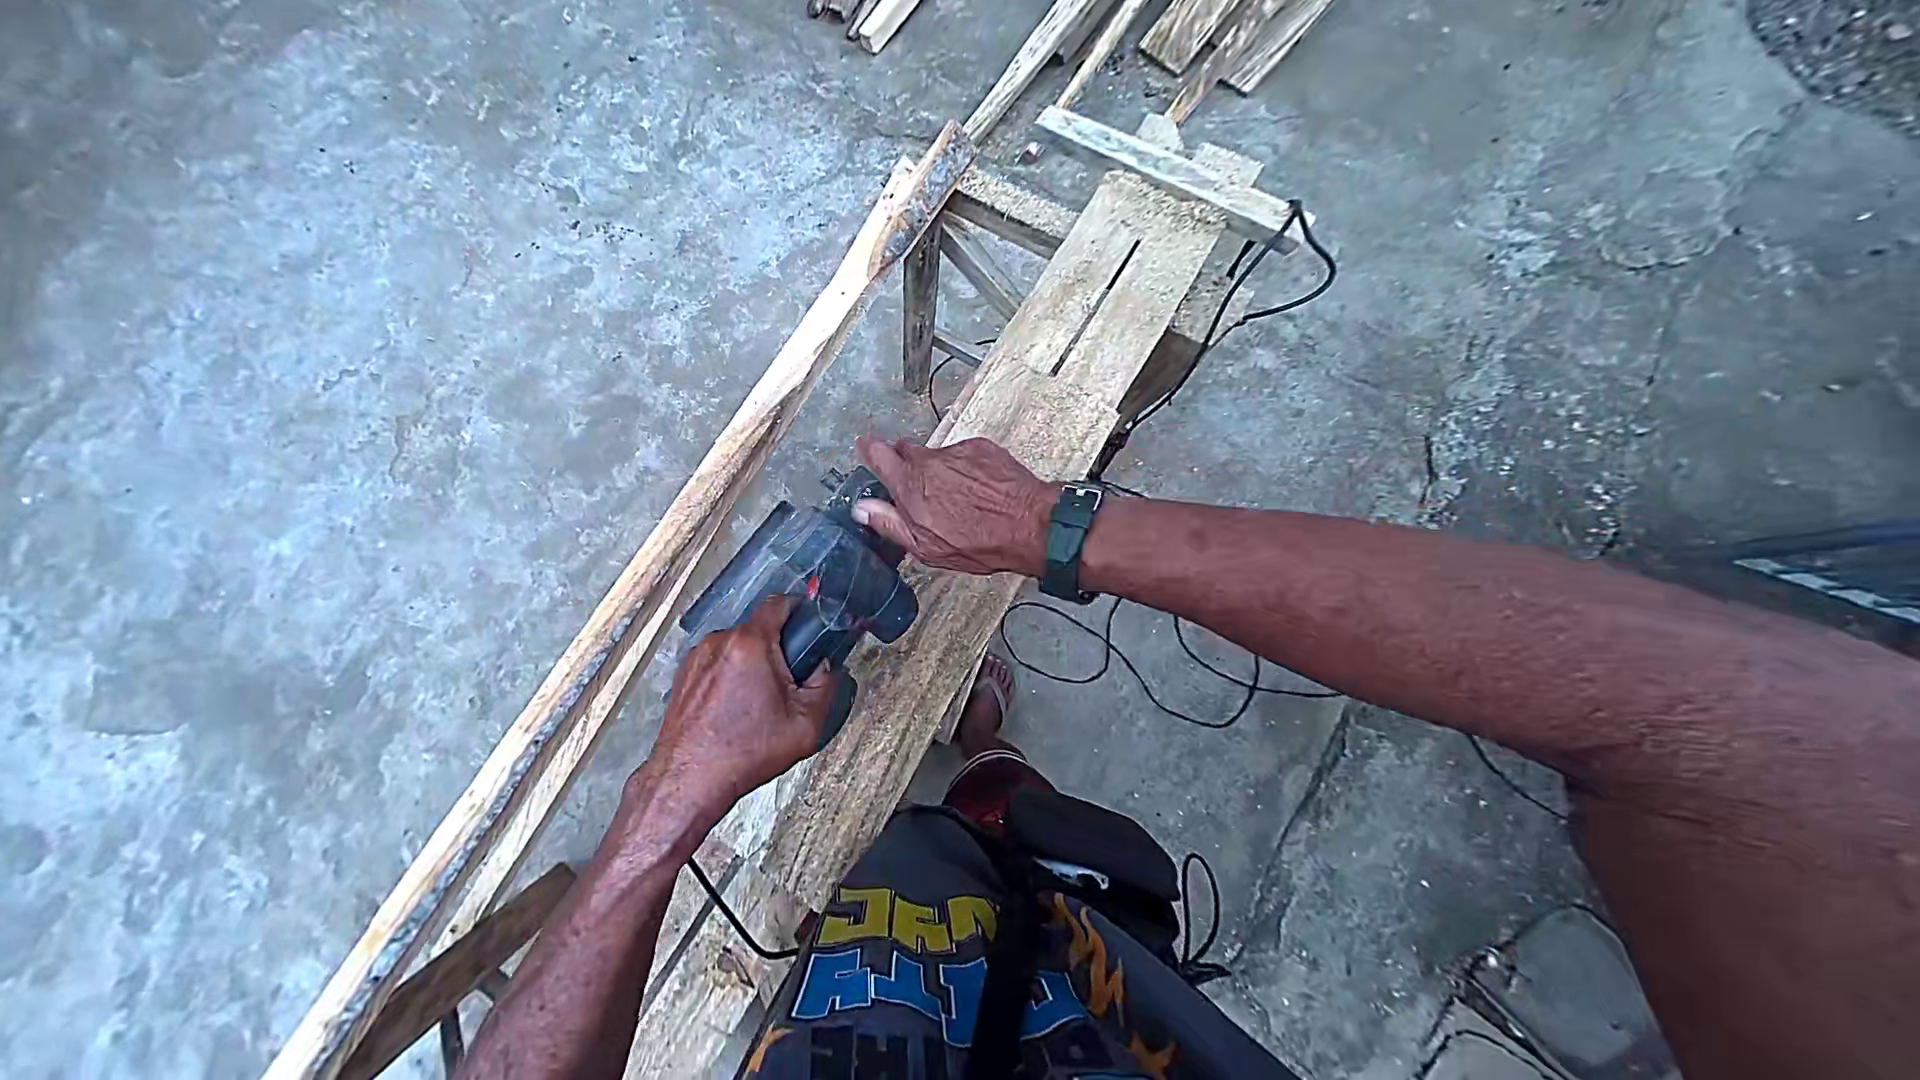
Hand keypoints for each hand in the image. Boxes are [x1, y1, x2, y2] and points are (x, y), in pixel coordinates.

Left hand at [648, 595, 837, 810]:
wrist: (689, 780)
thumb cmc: (739, 754)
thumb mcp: (806, 723)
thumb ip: (827, 685)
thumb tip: (828, 668)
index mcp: (750, 644)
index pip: (780, 603)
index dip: (801, 609)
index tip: (809, 623)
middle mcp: (719, 643)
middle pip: (761, 629)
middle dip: (780, 649)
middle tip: (789, 680)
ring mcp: (698, 658)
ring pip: (739, 647)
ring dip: (754, 664)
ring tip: (760, 701)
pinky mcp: (685, 675)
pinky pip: (719, 663)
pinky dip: (731, 677)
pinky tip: (738, 708)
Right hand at [852, 435, 1057, 576]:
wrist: (1027, 525)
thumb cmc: (980, 541)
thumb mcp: (925, 547)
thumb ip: (890, 523)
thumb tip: (864, 509)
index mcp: (910, 485)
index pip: (877, 454)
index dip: (869, 450)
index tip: (866, 447)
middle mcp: (930, 461)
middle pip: (906, 450)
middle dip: (906, 464)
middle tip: (917, 488)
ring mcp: (956, 452)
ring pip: (937, 455)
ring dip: (940, 471)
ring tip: (957, 497)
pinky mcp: (980, 447)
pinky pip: (963, 454)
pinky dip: (965, 468)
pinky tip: (977, 490)